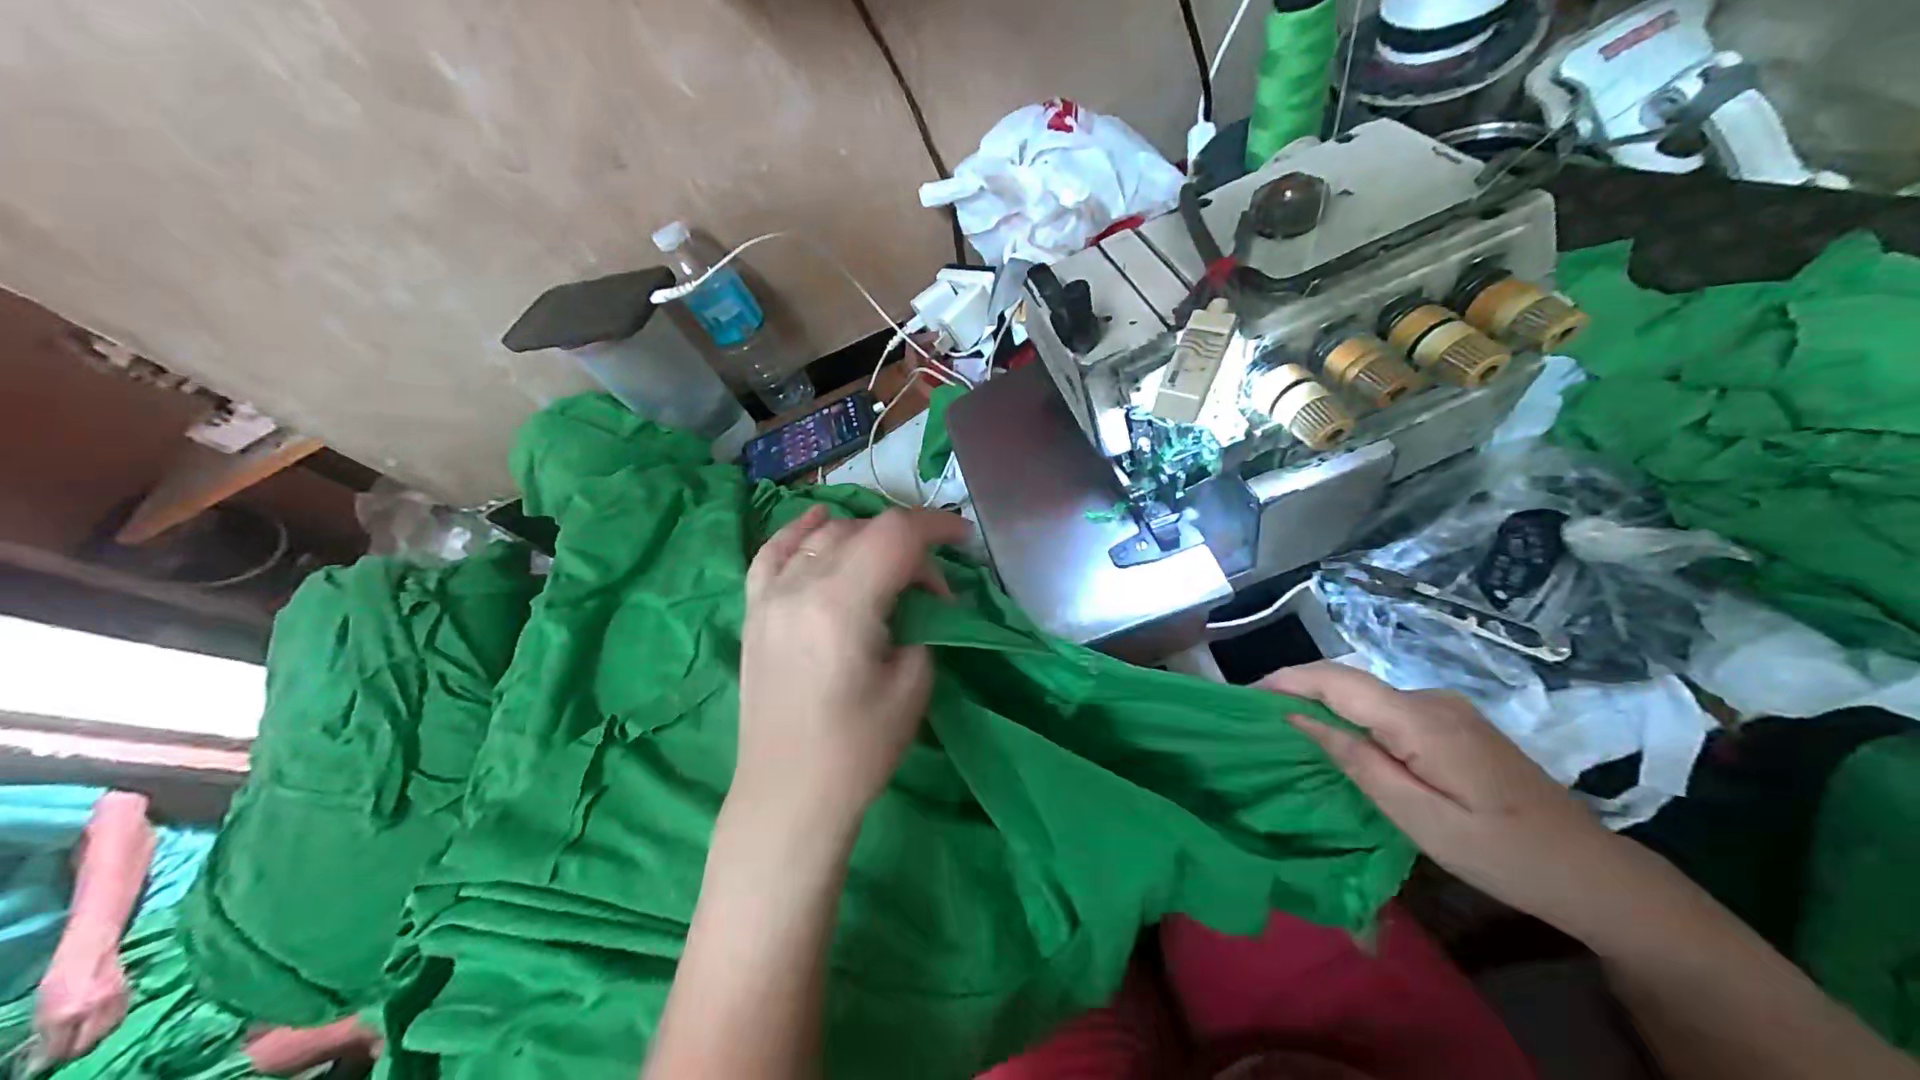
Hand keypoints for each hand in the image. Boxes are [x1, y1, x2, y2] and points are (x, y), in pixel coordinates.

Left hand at [34, 949, 128, 1062]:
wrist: (91, 948)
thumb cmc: (60, 978)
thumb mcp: (43, 1008)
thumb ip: (47, 1031)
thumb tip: (48, 1054)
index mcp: (65, 1016)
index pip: (62, 1049)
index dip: (56, 1056)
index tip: (52, 1055)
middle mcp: (92, 1011)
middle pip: (88, 1044)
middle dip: (78, 1048)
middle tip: (70, 1045)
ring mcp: (114, 1001)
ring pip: (107, 1031)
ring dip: (96, 1035)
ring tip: (87, 1032)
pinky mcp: (128, 993)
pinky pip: (119, 1017)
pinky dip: (110, 1022)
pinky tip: (102, 1018)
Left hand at [737, 505, 969, 828]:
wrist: (789, 794)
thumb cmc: (858, 750)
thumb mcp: (913, 684)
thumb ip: (921, 623)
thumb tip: (919, 599)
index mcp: (841, 605)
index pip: (894, 535)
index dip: (935, 525)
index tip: (963, 537)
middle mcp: (799, 588)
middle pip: (861, 531)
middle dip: (906, 544)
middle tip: (931, 586)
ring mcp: (768, 598)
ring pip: (821, 536)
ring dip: (863, 537)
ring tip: (888, 564)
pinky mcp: (753, 613)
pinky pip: (771, 554)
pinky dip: (798, 532)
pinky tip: (818, 522)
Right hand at [1263, 661, 1634, 932]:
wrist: (1592, 871)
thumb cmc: (1502, 854)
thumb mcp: (1419, 818)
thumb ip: (1357, 761)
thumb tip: (1299, 719)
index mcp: (1423, 721)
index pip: (1338, 681)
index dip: (1287, 680)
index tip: (1245, 695)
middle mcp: (1433, 699)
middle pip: (1349, 680)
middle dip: (1298, 688)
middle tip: (1257, 715)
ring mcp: (1447, 707)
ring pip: (1366, 691)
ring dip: (1323, 699)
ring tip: (1285, 724)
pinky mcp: (1454, 721)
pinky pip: (1387, 705)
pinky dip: (1351, 711)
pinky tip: (1336, 734)